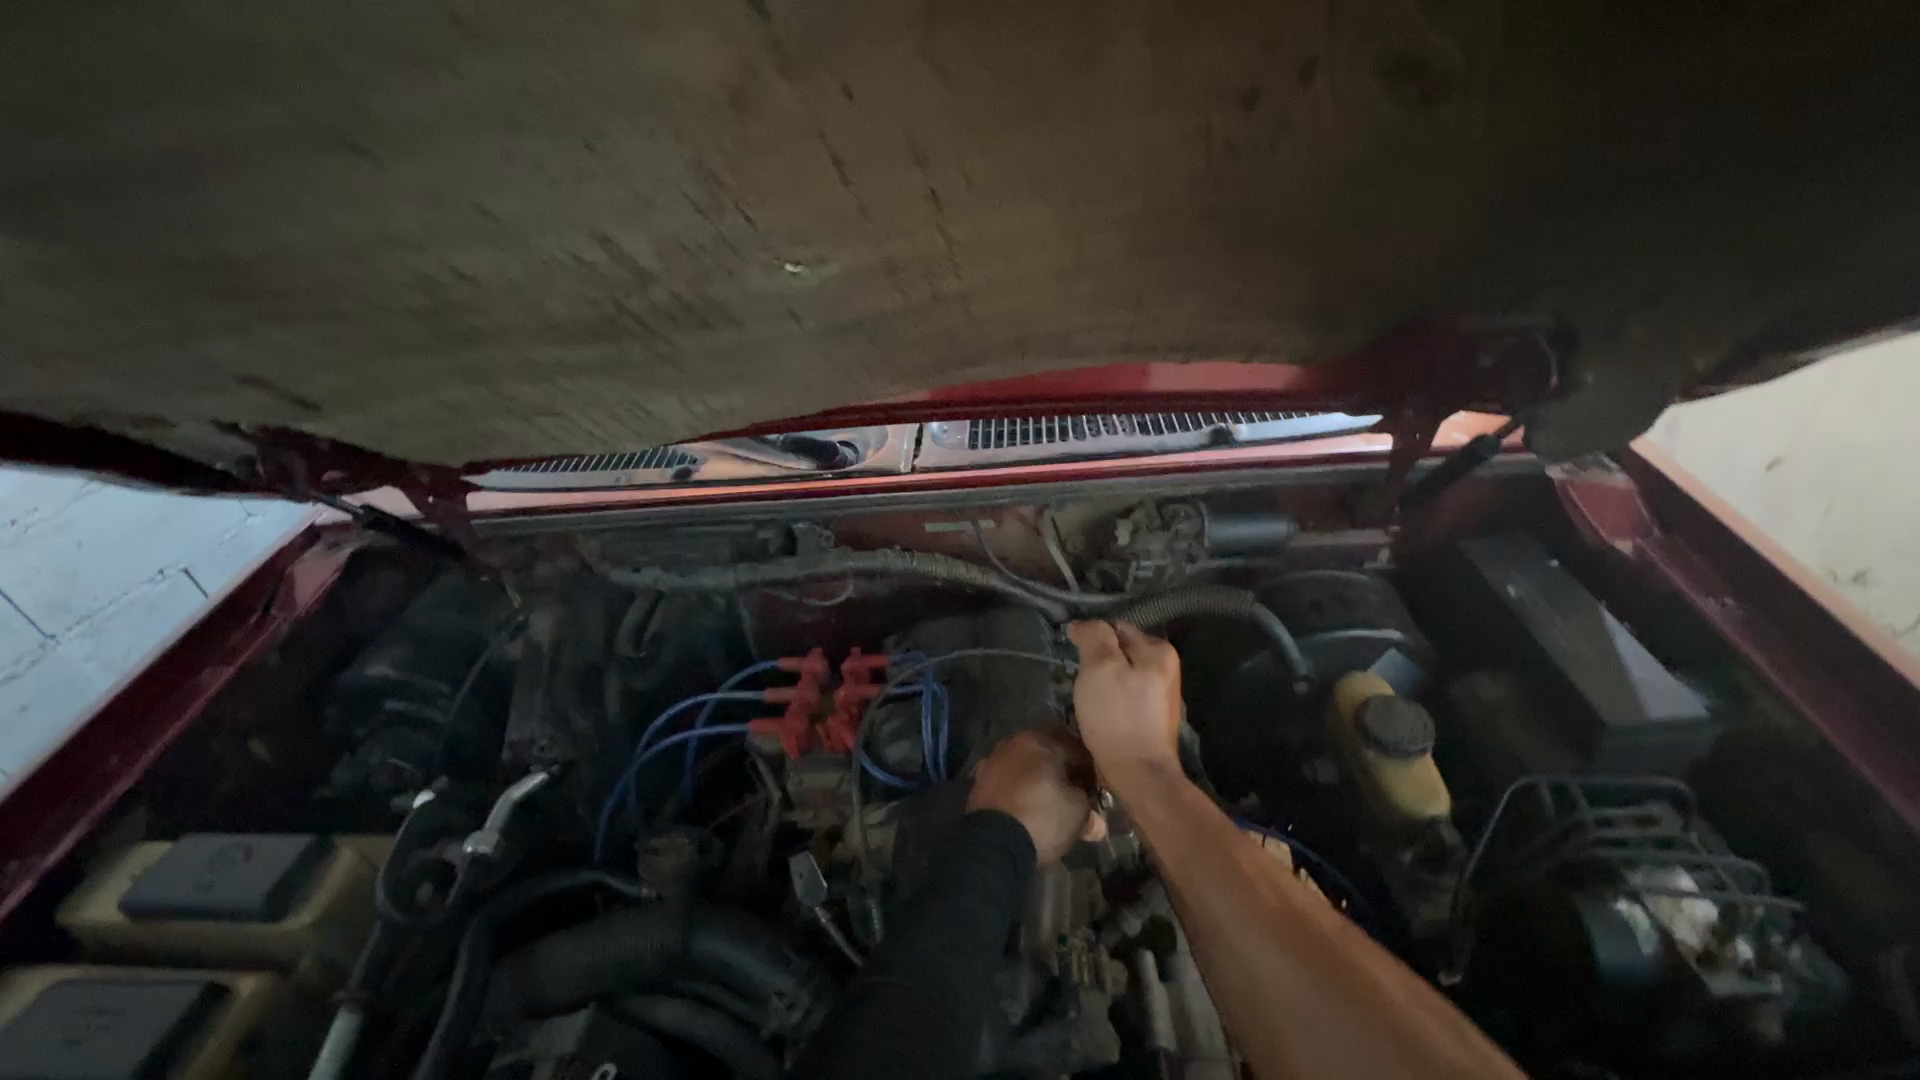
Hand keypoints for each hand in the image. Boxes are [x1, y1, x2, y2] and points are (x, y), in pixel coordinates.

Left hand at [967, 728, 1107, 863]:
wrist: (993, 844)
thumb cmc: (1042, 817)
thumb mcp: (1078, 812)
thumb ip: (1089, 807)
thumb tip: (1096, 821)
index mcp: (1039, 740)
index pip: (1075, 747)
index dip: (1090, 769)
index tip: (1096, 789)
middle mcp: (1012, 744)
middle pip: (1046, 755)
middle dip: (1062, 773)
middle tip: (1075, 795)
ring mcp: (991, 764)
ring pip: (1024, 769)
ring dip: (1038, 782)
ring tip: (1051, 806)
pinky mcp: (979, 786)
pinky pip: (1007, 784)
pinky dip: (1019, 793)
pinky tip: (1027, 811)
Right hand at [1066, 621, 1182, 789]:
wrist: (1138, 773)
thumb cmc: (1117, 717)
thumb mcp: (1100, 668)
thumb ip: (1094, 637)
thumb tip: (1083, 624)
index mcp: (1159, 650)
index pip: (1116, 627)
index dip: (1091, 638)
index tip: (1072, 656)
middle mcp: (1167, 667)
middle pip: (1120, 651)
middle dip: (1097, 661)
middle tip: (1079, 680)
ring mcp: (1162, 693)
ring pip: (1121, 673)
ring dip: (1102, 681)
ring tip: (1086, 698)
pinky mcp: (1152, 715)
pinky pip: (1125, 694)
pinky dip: (1110, 699)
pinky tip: (1099, 713)